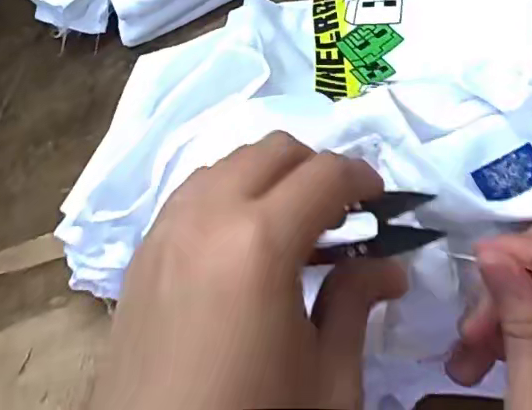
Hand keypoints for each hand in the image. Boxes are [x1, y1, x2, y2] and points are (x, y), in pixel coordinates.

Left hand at [90, 132, 408, 409]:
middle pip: (273, 149)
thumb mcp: (326, 381)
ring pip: (230, 161)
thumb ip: (355, 304)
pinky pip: (194, 189)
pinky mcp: (144, 245)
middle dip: (314, 166)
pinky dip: (228, 191)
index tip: (379, 198)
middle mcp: (209, 213)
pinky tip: (242, 238)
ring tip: (292, 224)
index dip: (360, 177)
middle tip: (340, 211)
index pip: (322, 174)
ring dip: (269, 175)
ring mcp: (169, 224)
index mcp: (261, 241)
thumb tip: (387, 266)